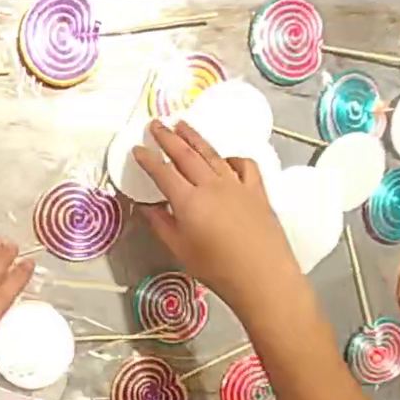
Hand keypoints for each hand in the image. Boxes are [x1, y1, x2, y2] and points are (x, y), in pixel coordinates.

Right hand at [131, 120, 303, 316]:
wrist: (261, 275)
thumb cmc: (215, 267)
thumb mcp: (179, 249)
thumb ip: (160, 224)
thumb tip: (146, 207)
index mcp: (188, 201)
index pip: (163, 172)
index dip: (148, 159)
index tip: (137, 148)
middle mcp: (211, 185)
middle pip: (186, 154)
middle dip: (168, 137)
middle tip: (156, 124)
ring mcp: (236, 184)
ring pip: (212, 154)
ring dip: (195, 138)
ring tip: (183, 125)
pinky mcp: (256, 190)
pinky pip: (242, 165)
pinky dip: (230, 157)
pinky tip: (224, 159)